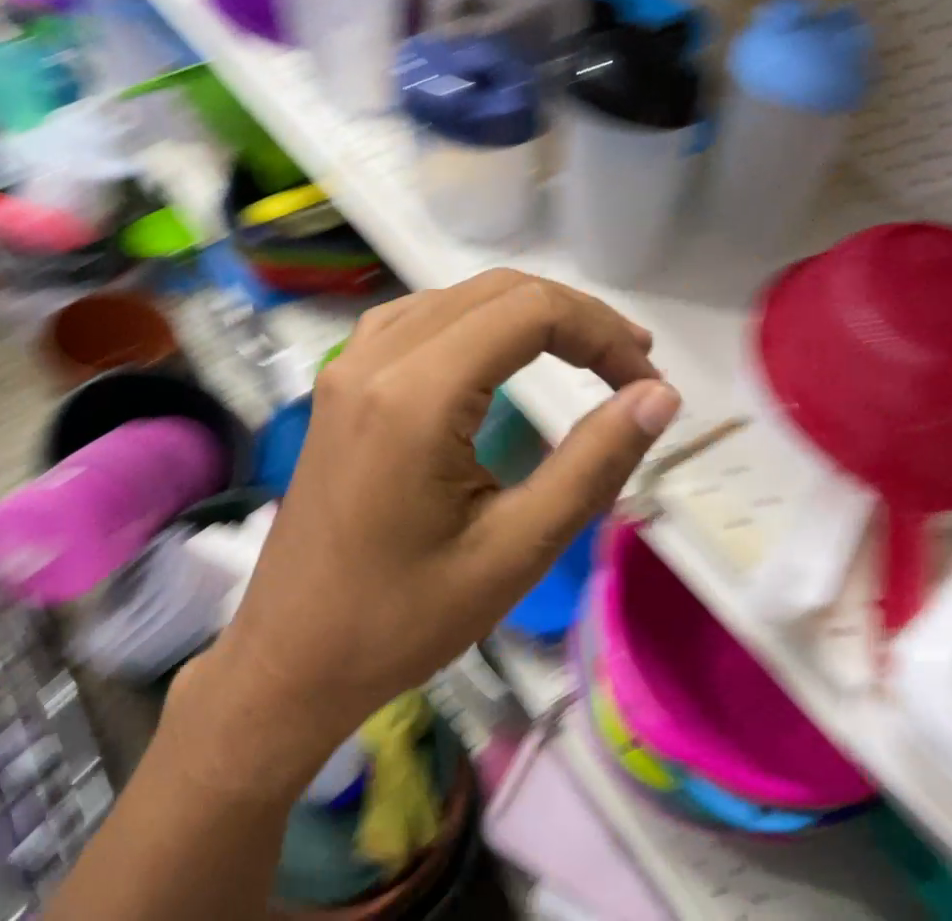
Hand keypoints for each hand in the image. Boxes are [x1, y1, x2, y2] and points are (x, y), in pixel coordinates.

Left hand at [213, 270, 679, 754]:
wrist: (292, 660)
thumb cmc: (405, 619)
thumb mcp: (516, 550)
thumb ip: (593, 463)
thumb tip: (659, 395)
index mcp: (417, 395)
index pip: (532, 312)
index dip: (602, 335)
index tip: (645, 384)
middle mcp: (376, 360)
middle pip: (497, 292)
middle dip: (576, 319)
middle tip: (633, 366)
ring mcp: (348, 368)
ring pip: (457, 299)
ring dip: (529, 314)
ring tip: (586, 355)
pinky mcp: (340, 388)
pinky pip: (418, 321)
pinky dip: (477, 323)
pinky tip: (499, 357)